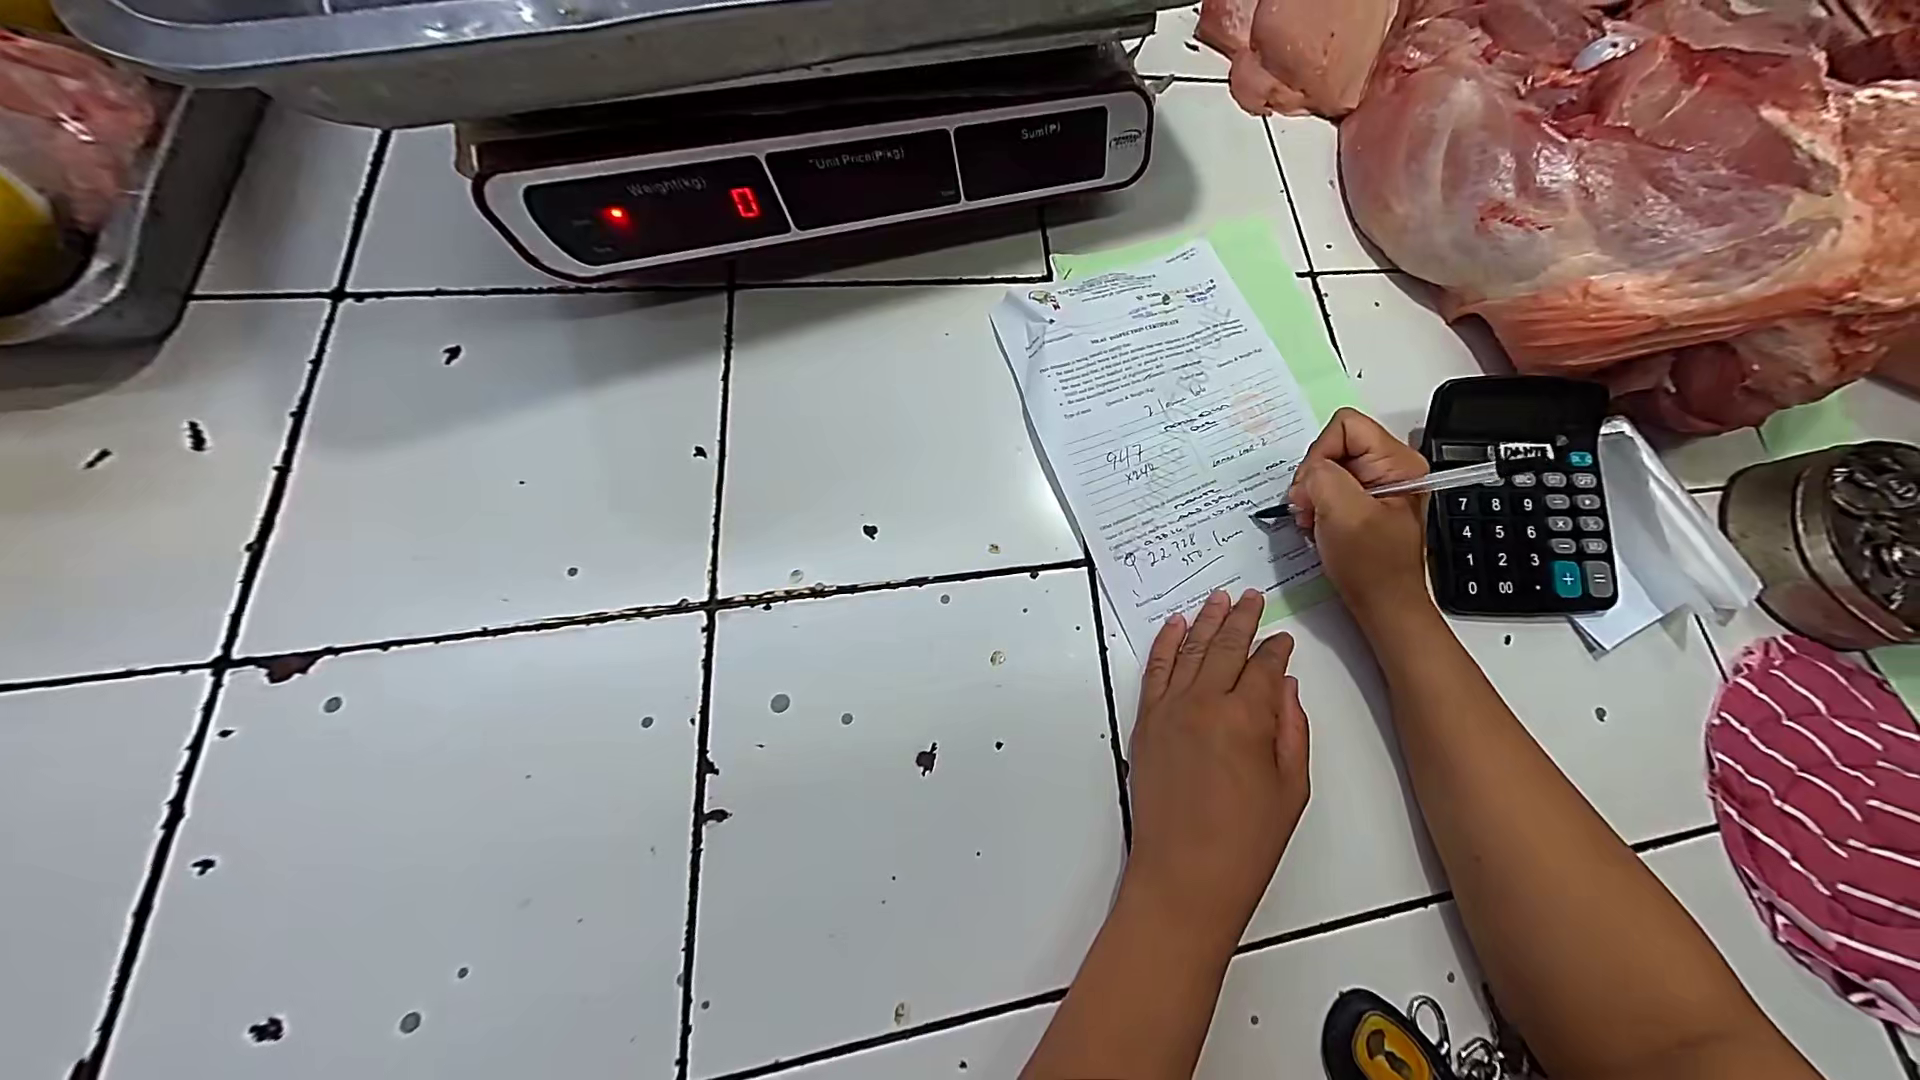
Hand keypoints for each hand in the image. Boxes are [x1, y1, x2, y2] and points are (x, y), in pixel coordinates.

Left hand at [1123, 589, 1309, 946]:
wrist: (1184, 873)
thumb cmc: (1245, 841)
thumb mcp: (1291, 788)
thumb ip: (1291, 729)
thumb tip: (1284, 686)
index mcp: (1246, 719)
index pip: (1264, 668)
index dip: (1276, 650)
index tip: (1282, 639)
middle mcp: (1204, 703)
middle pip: (1226, 647)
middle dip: (1242, 619)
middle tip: (1252, 596)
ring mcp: (1169, 709)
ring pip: (1190, 650)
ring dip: (1205, 621)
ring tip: (1218, 598)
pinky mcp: (1146, 720)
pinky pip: (1155, 670)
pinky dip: (1165, 644)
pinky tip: (1175, 626)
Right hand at [1286, 407, 1431, 619]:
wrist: (1382, 602)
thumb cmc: (1371, 564)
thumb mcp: (1344, 513)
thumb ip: (1323, 476)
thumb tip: (1310, 470)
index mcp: (1397, 462)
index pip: (1345, 426)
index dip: (1320, 453)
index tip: (1317, 488)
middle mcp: (1388, 467)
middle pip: (1332, 445)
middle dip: (1312, 477)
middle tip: (1312, 507)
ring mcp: (1373, 485)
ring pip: (1324, 468)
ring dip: (1310, 494)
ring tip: (1315, 520)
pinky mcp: (1360, 501)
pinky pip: (1325, 487)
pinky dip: (1314, 505)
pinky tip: (1318, 524)